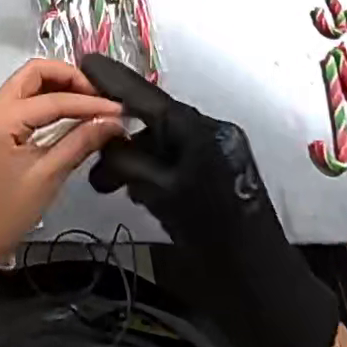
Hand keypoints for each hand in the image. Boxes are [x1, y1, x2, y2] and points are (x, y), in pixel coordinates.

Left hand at [0, 59, 123, 260]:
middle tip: (99, 96)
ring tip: (89, 101)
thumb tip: (113, 121)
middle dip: (70, 78)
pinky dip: (46, 97)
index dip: (90, 101)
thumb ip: (80, 142)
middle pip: (35, 72)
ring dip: (59, 85)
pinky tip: (69, 111)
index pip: (53, 98)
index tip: (120, 109)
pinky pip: (23, 98)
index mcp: (2, 117)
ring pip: (28, 82)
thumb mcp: (48, 177)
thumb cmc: (8, 211)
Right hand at [79, 54, 342, 346]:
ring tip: (105, 183)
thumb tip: (104, 140)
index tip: (84, 60)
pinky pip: (173, 157)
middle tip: (83, 139)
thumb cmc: (213, 239)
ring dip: (131, 156)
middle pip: (151, 118)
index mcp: (199, 130)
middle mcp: (208, 131)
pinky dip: (150, 168)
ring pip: (160, 141)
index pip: (146, 96)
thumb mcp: (162, 195)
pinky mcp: (215, 171)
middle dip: (115, 128)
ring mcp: (214, 151)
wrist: (264, 287)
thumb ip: (128, 160)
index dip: (112, 78)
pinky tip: (133, 190)